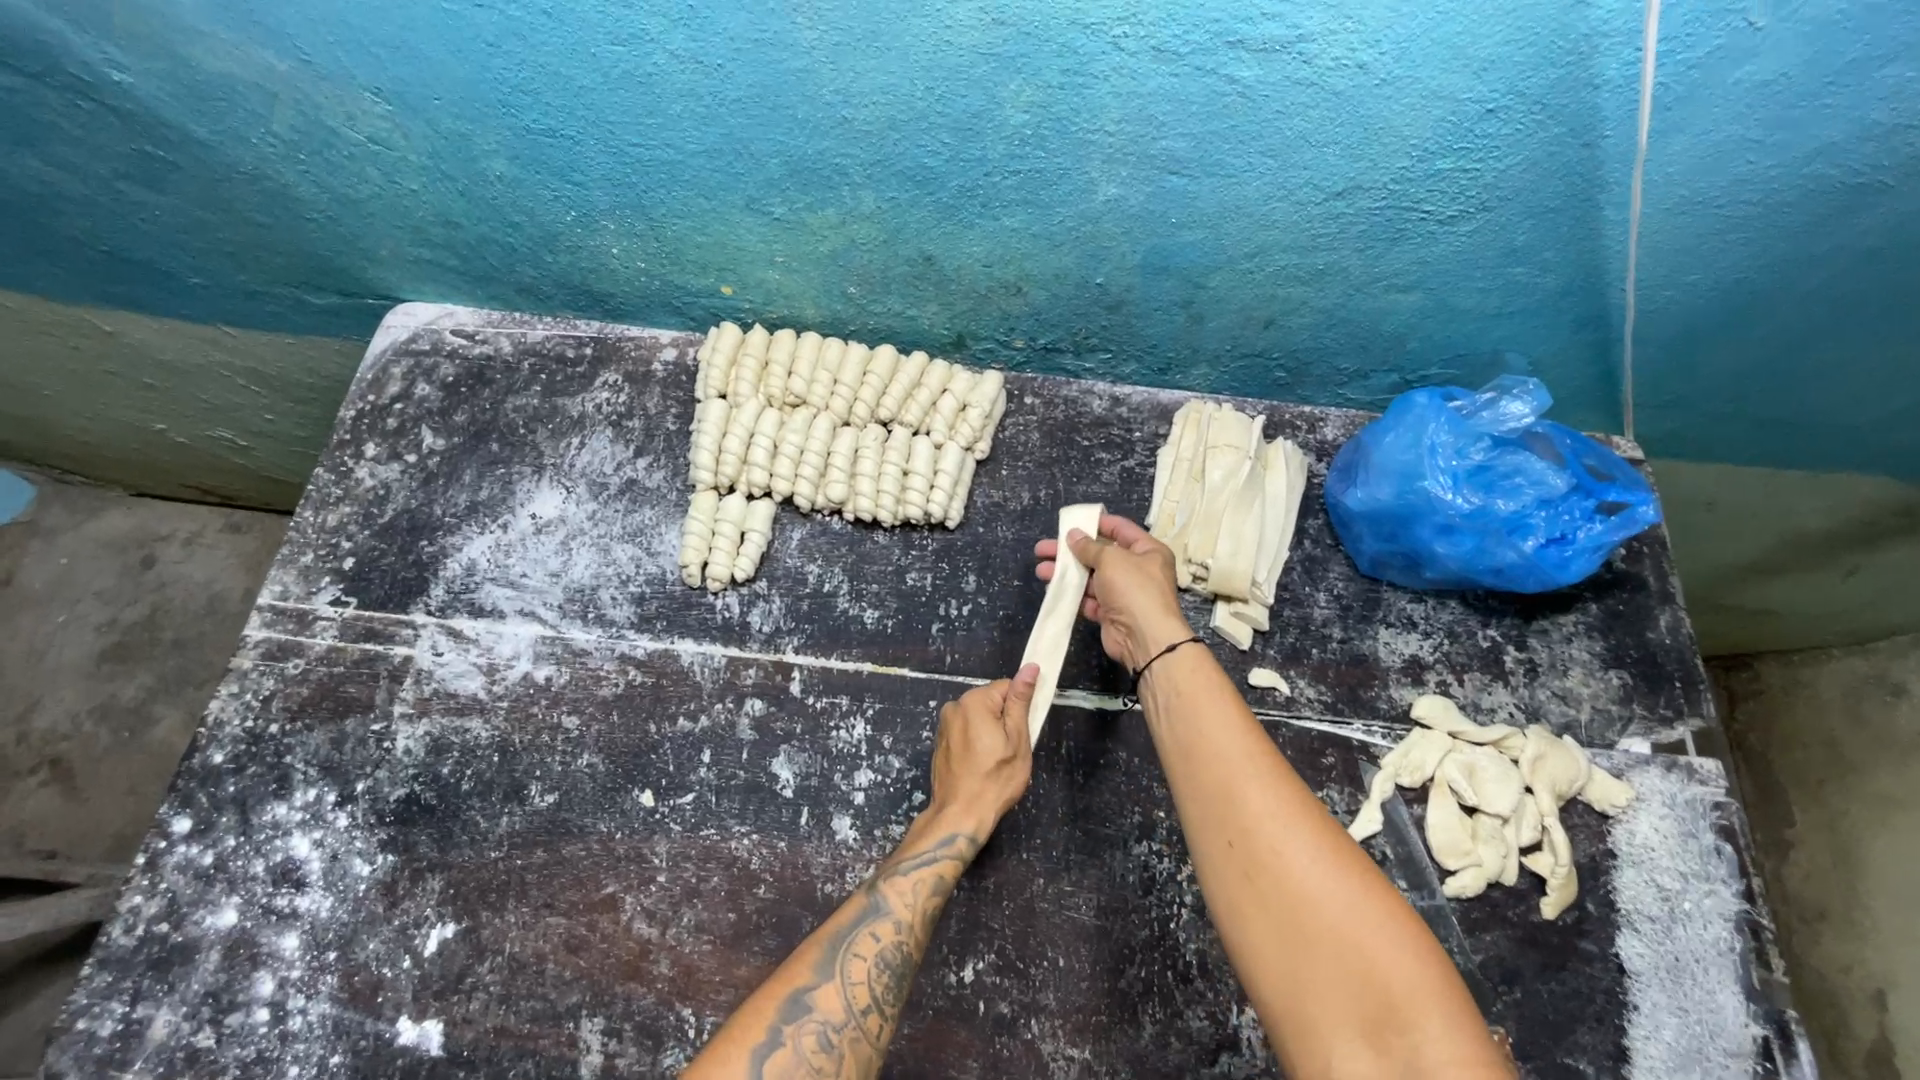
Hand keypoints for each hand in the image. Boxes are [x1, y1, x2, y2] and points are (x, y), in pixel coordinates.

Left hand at [927, 664, 1038, 837]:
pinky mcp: (940, 742)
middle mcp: (954, 706)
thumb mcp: (1017, 739)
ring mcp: (943, 725)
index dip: (1019, 709)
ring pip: (978, 718)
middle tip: (1010, 751)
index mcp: (973, 701)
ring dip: (989, 733)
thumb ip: (1020, 700)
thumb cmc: (996, 779)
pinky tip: (979, 765)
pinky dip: (975, 743)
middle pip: (991, 702)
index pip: (1007, 688)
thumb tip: (1030, 667)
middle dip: (1003, 722)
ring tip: (995, 762)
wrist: (960, 814)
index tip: (1022, 732)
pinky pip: (965, 732)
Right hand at [1034, 513, 1191, 672]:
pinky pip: (1089, 599)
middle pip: (1100, 554)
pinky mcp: (1111, 613)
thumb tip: (1073, 535)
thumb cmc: (1133, 589)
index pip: (1120, 529)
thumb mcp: (1111, 559)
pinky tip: (1053, 588)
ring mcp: (1124, 593)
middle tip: (1044, 548)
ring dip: (1066, 573)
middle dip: (1071, 551)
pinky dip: (1072, 594)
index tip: (1072, 522)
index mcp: (1147, 551)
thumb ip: (1089, 546)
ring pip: (1090, 578)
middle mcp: (1137, 570)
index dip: (1096, 523)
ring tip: (1041, 570)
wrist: (1144, 638)